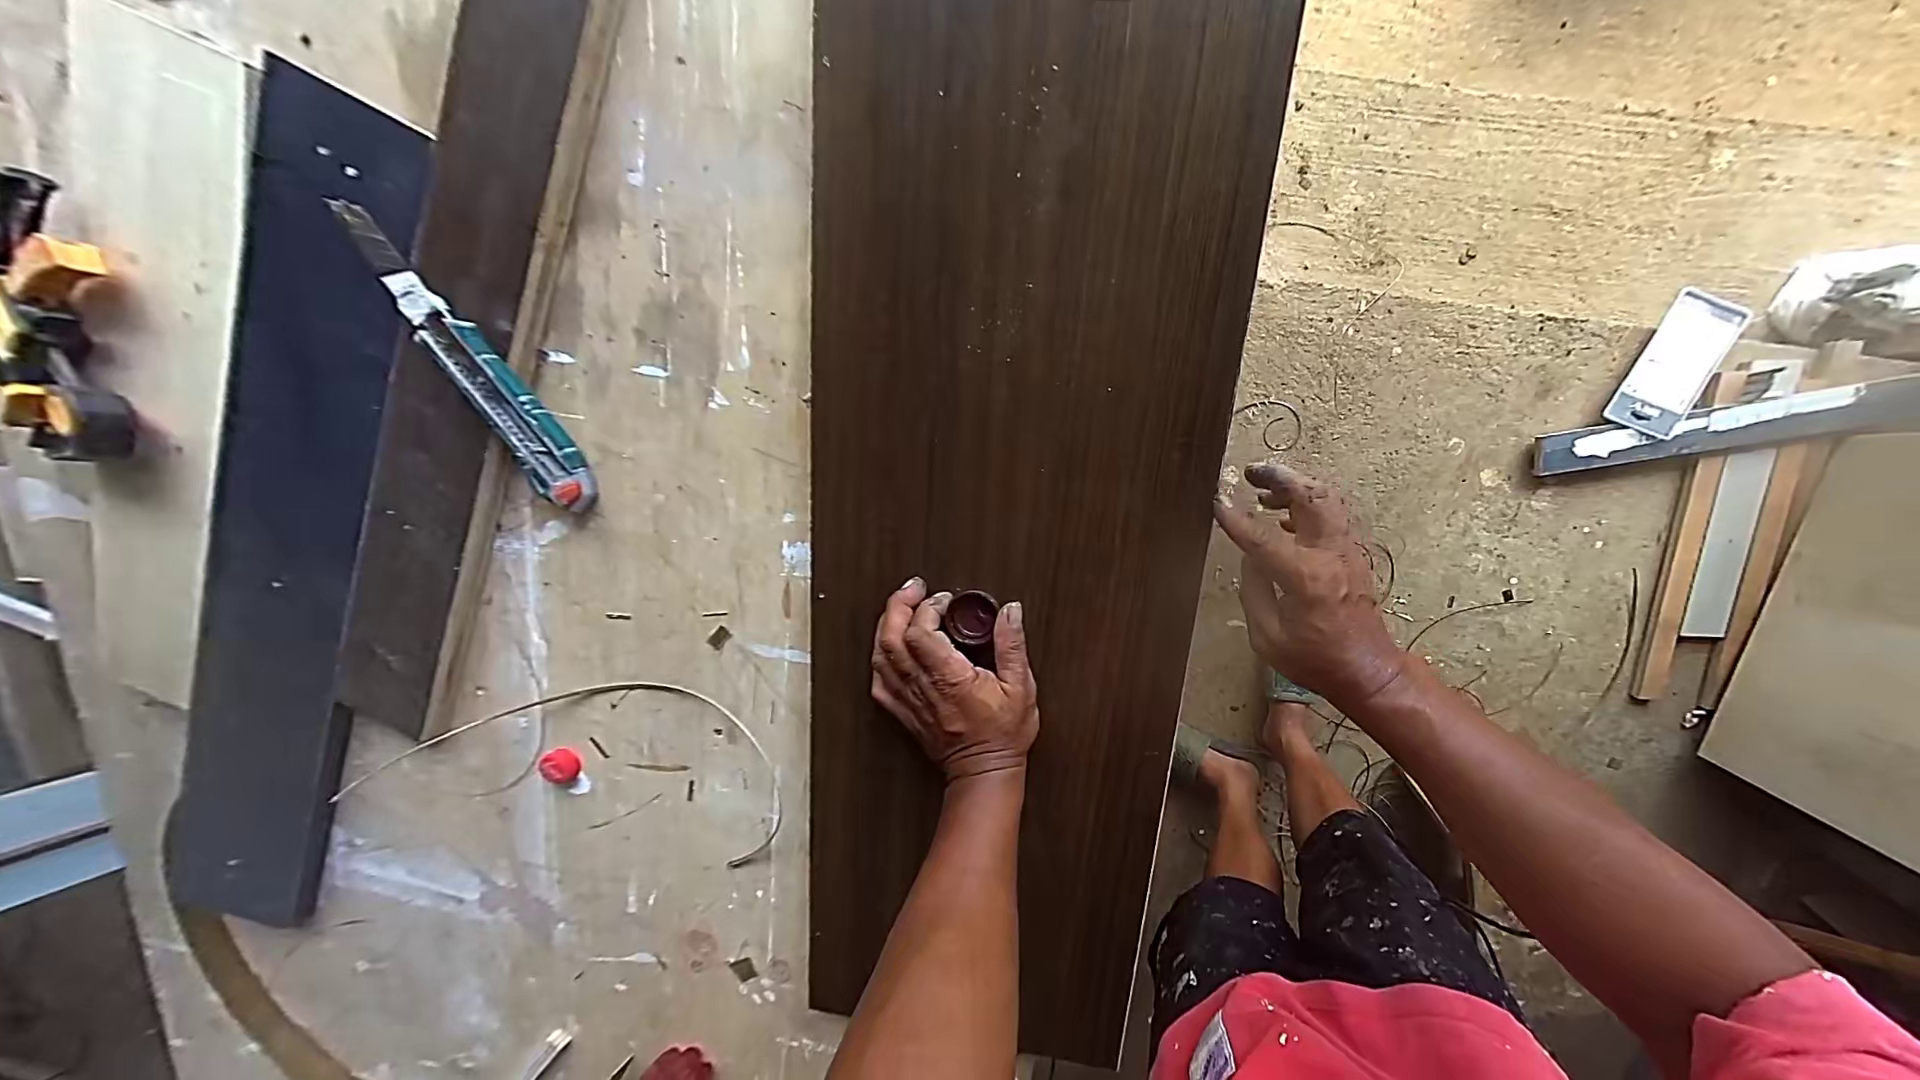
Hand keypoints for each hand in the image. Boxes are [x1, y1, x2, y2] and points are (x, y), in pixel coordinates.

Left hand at [870, 579, 1038, 780]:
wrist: (984, 773)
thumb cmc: (1003, 736)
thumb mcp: (1020, 687)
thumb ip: (1012, 645)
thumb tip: (1010, 612)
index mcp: (949, 678)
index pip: (920, 633)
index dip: (927, 608)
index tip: (945, 601)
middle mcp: (923, 687)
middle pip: (891, 638)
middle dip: (898, 606)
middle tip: (914, 590)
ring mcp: (909, 699)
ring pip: (880, 655)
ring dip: (886, 626)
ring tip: (902, 610)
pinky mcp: (903, 710)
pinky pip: (878, 680)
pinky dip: (880, 656)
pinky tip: (891, 647)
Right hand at [1212, 464, 1405, 707]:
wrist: (1367, 670)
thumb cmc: (1314, 660)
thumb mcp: (1267, 635)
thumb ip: (1253, 590)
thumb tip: (1250, 557)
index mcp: (1305, 577)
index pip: (1262, 537)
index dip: (1235, 518)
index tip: (1216, 502)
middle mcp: (1331, 556)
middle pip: (1311, 497)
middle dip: (1279, 478)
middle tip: (1252, 472)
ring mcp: (1348, 553)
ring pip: (1328, 499)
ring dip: (1296, 487)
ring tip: (1266, 491)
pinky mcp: (1353, 556)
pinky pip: (1333, 515)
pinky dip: (1309, 504)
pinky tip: (1285, 515)